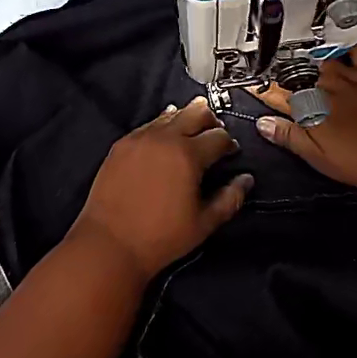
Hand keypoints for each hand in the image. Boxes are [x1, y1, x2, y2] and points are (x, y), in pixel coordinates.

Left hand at [69, 98, 252, 280]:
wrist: (110, 244)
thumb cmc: (161, 237)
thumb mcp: (204, 223)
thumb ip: (230, 198)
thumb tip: (246, 179)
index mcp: (188, 155)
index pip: (218, 136)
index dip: (229, 143)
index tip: (232, 152)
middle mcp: (165, 138)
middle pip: (196, 112)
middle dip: (211, 121)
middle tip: (214, 135)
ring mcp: (140, 138)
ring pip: (170, 115)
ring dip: (186, 120)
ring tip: (191, 134)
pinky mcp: (122, 144)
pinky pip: (148, 125)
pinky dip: (162, 127)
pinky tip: (164, 138)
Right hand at [255, 44, 356, 195]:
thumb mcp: (321, 158)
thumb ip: (290, 137)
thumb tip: (264, 124)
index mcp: (311, 108)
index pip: (279, 96)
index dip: (266, 94)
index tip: (254, 90)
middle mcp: (329, 88)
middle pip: (301, 76)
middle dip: (290, 79)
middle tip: (285, 84)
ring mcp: (353, 80)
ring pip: (326, 62)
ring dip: (315, 64)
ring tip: (309, 66)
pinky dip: (350, 49)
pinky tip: (348, 48)